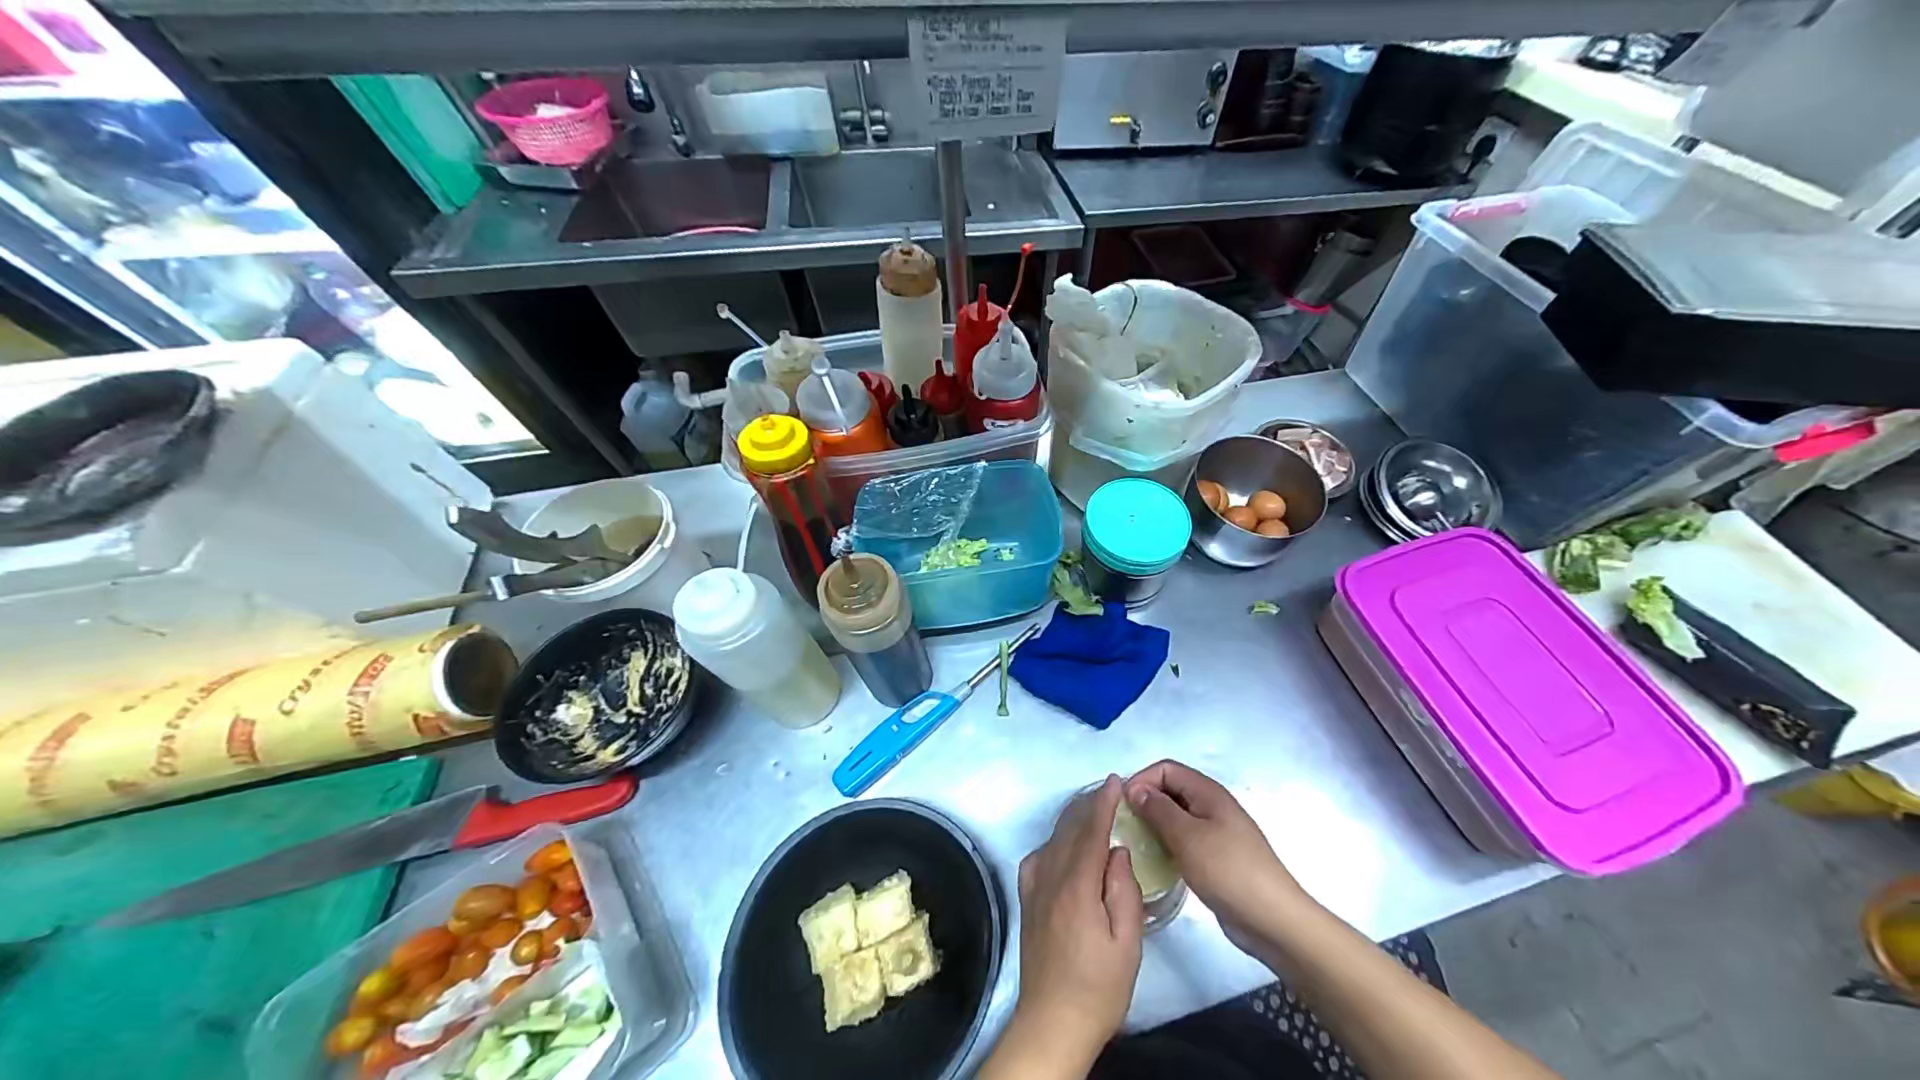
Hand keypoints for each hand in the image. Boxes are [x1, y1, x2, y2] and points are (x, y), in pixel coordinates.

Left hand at [1003, 775, 1143, 1074]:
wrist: (1052, 1021)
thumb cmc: (1099, 987)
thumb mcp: (1127, 944)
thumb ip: (1123, 891)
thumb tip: (1117, 851)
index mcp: (1077, 887)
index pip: (1091, 832)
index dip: (1103, 803)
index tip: (1115, 781)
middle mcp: (1050, 878)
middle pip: (1069, 829)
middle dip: (1088, 804)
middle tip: (1108, 789)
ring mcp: (1033, 888)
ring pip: (1053, 839)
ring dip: (1072, 819)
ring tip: (1092, 808)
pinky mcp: (1026, 899)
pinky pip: (1039, 857)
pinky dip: (1055, 840)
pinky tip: (1064, 843)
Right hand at [1124, 760, 1313, 950]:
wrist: (1273, 919)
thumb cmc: (1228, 871)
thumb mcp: (1186, 836)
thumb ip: (1158, 809)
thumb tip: (1135, 789)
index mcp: (1208, 792)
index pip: (1166, 769)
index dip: (1142, 780)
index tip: (1123, 806)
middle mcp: (1212, 806)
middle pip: (1171, 789)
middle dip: (1146, 801)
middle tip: (1126, 825)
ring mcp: (1217, 832)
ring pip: (1177, 815)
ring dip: (1155, 823)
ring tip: (1137, 843)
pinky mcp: (1217, 857)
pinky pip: (1185, 838)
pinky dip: (1168, 843)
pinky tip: (1157, 861)